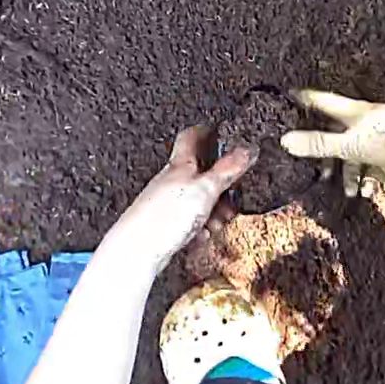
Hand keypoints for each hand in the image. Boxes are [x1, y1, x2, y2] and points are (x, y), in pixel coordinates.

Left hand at [100, 126, 254, 275]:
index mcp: (179, 164)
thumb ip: (227, 170)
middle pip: (200, 171)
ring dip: (213, 209)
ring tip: (218, 221)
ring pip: (197, 199)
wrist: (136, 252)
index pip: (191, 137)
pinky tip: (203, 235)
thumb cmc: (164, 216)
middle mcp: (171, 180)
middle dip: (220, 183)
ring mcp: (166, 202)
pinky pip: (189, 220)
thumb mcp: (206, 189)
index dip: (206, 131)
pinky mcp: (164, 224)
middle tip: (232, 194)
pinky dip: (201, 226)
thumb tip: (247, 149)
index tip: (219, 132)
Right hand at [280, 89, 384, 203]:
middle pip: (341, 133)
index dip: (308, 100)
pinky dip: (371, 178)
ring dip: (353, 173)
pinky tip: (369, 192)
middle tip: (321, 172)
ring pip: (359, 152)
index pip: (324, 101)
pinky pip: (378, 164)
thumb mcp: (349, 145)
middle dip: (330, 154)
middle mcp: (368, 119)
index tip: (292, 95)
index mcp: (355, 112)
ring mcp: (384, 134)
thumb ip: (319, 144)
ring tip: (350, 192)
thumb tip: (286, 140)